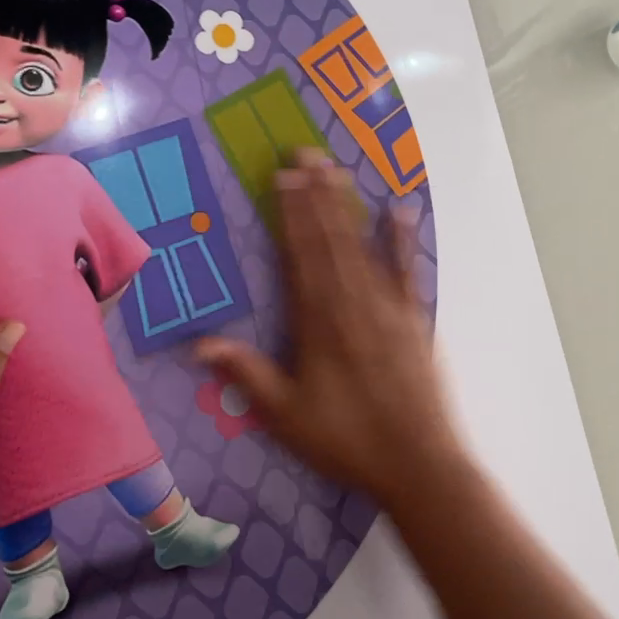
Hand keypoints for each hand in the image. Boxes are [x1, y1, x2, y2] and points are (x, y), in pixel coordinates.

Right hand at [196, 149, 464, 510]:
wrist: (420, 466)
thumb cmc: (347, 440)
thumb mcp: (286, 415)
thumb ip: (246, 373)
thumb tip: (198, 343)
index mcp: (318, 322)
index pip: (300, 256)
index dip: (290, 214)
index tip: (282, 178)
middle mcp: (352, 303)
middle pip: (329, 238)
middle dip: (316, 194)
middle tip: (304, 152)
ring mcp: (388, 307)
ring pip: (361, 245)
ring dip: (345, 205)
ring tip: (333, 168)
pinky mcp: (415, 318)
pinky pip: (406, 270)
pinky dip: (401, 239)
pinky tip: (397, 210)